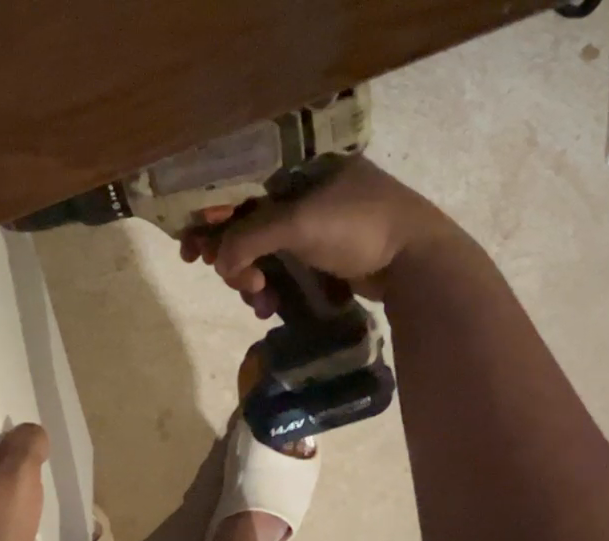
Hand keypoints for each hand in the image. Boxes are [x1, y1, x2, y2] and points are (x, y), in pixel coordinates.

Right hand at [179, 155, 468, 317]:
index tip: (192, 250)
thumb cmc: (358, 227)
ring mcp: (313, 223)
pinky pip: (280, 268)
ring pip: (259, 251)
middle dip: (232, 258)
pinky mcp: (321, 253)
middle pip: (243, 223)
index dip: (208, 217)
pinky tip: (270, 307)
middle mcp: (301, 189)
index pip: (236, 185)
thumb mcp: (297, 224)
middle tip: (234, 281)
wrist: (416, 263)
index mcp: (297, 165)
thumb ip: (248, 239)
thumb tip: (218, 264)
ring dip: (250, 279)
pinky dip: (270, 288)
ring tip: (259, 300)